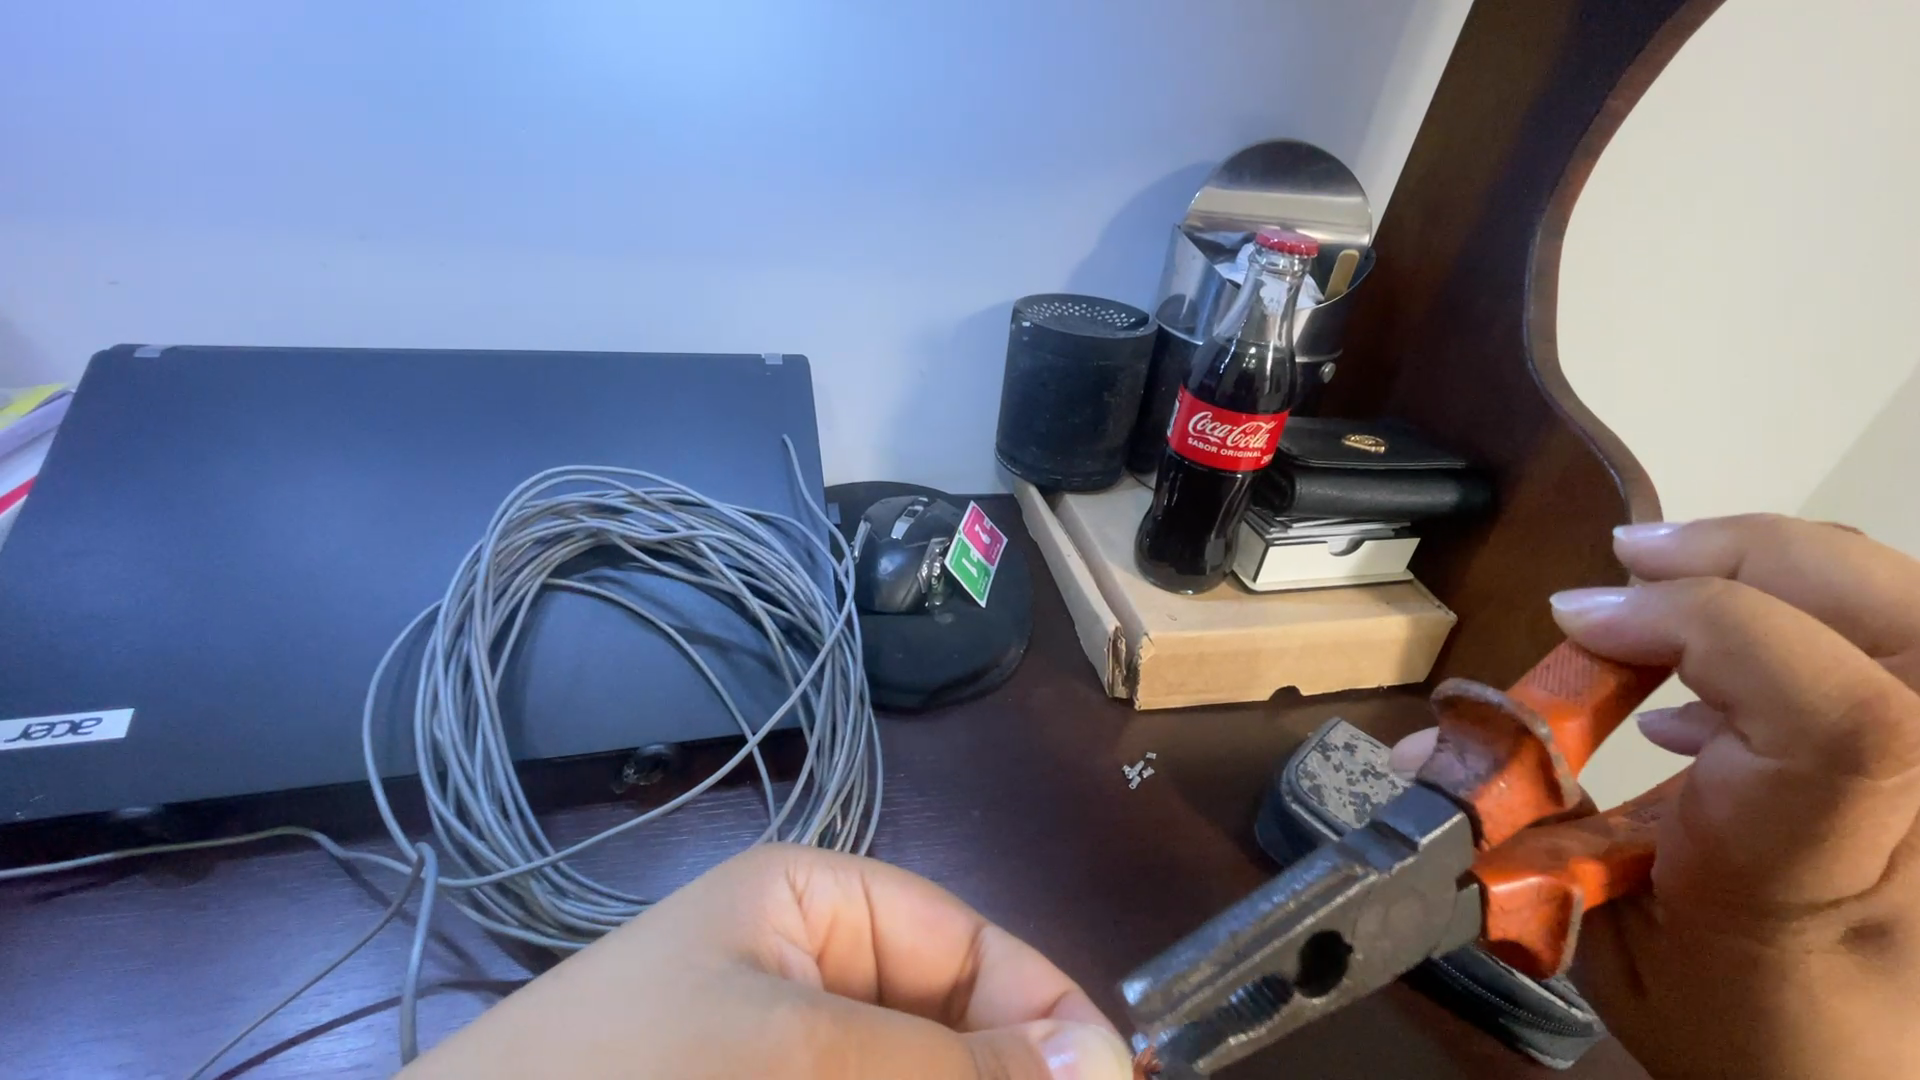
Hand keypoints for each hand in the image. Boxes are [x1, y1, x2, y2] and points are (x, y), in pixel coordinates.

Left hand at [400, 844, 1134, 1079]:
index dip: (1043, 1008)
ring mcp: (783, 1046)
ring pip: (908, 1070)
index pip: (963, 938)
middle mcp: (807, 967)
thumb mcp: (796, 1055)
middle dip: (999, 1073)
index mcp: (814, 903)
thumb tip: (1099, 1061)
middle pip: (942, 1019)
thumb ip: (944, 1064)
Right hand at [1393, 515, 1919, 1079]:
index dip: (1700, 625)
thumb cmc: (1733, 1026)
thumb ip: (1512, 827)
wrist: (1871, 1075)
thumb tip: (1412, 752)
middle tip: (1629, 557)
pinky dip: (1811, 609)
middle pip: (1903, 624)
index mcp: (1804, 875)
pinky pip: (1904, 644)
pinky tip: (1723, 667)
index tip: (1575, 617)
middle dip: (1748, 556)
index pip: (1833, 719)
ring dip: (1780, 568)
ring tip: (1669, 582)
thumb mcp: (1598, 937)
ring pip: (1916, 611)